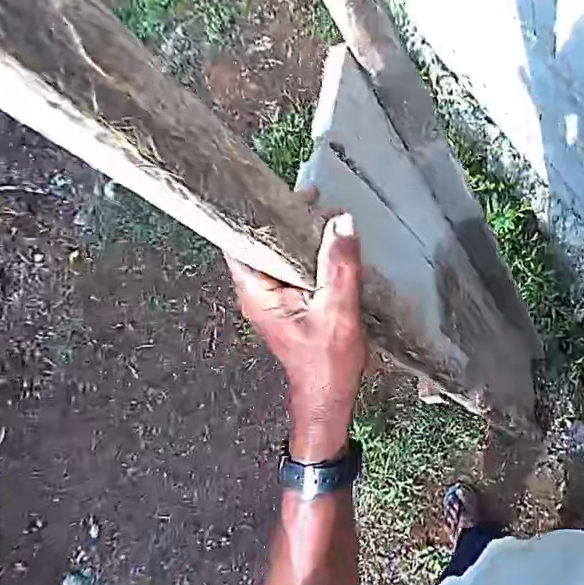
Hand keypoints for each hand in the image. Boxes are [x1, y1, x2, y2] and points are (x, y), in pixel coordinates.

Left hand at [226, 212, 367, 462]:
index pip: (240, 238)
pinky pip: (297, 266)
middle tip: (315, 199)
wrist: (330, 394)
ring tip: (327, 214)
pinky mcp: (291, 300)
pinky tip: (332, 241)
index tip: (276, 189)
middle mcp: (258, 290)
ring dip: (303, 234)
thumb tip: (343, 222)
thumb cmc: (327, 361)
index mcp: (256, 291)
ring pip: (282, 252)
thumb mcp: (339, 310)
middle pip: (263, 241)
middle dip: (287, 218)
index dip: (255, 212)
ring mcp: (274, 296)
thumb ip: (340, 265)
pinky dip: (312, 252)